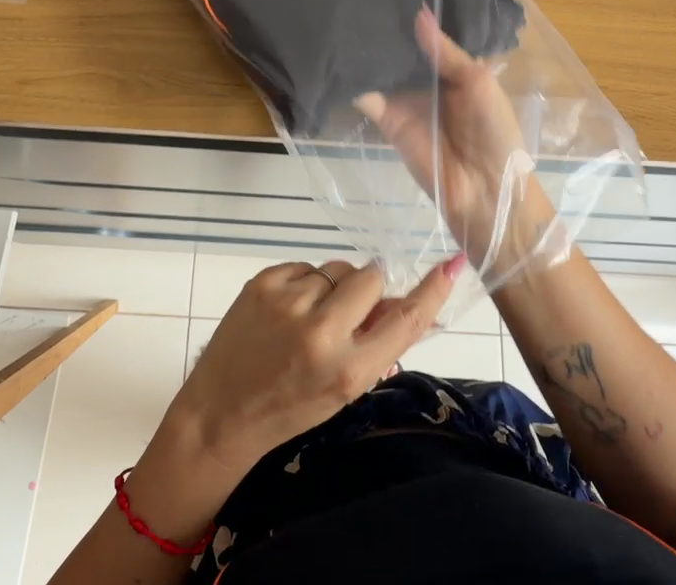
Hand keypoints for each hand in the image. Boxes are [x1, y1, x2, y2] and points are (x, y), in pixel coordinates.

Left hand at [164, 257, 460, 474]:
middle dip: (367, 289)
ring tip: (308, 318)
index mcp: (349, 370)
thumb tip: (411, 301)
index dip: (433, 290)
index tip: (453, 264)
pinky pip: (305, 266)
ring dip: (332, 287)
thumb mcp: (345, 387)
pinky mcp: (263, 282)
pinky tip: (287, 311)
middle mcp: (322, 332)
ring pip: (337, 268)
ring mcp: (289, 302)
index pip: (406, 320)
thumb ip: (379, 343)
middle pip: (371, 277)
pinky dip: (303, 284)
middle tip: (347, 312)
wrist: (221, 411)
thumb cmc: (290, 407)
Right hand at [355, 9, 558, 278]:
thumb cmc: (494, 132)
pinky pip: (365, 94)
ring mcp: (403, 97)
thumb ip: (446, 51)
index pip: (430, 33)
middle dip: (386, 24)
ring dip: (366, 46)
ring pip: (380, 66)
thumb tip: (418, 12)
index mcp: (455, 66)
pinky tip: (335, 51)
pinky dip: (351, 77)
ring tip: (343, 9)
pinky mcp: (385, 117)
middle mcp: (426, 78)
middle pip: (401, 47)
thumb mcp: (477, 82)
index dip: (415, 10)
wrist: (484, 190)